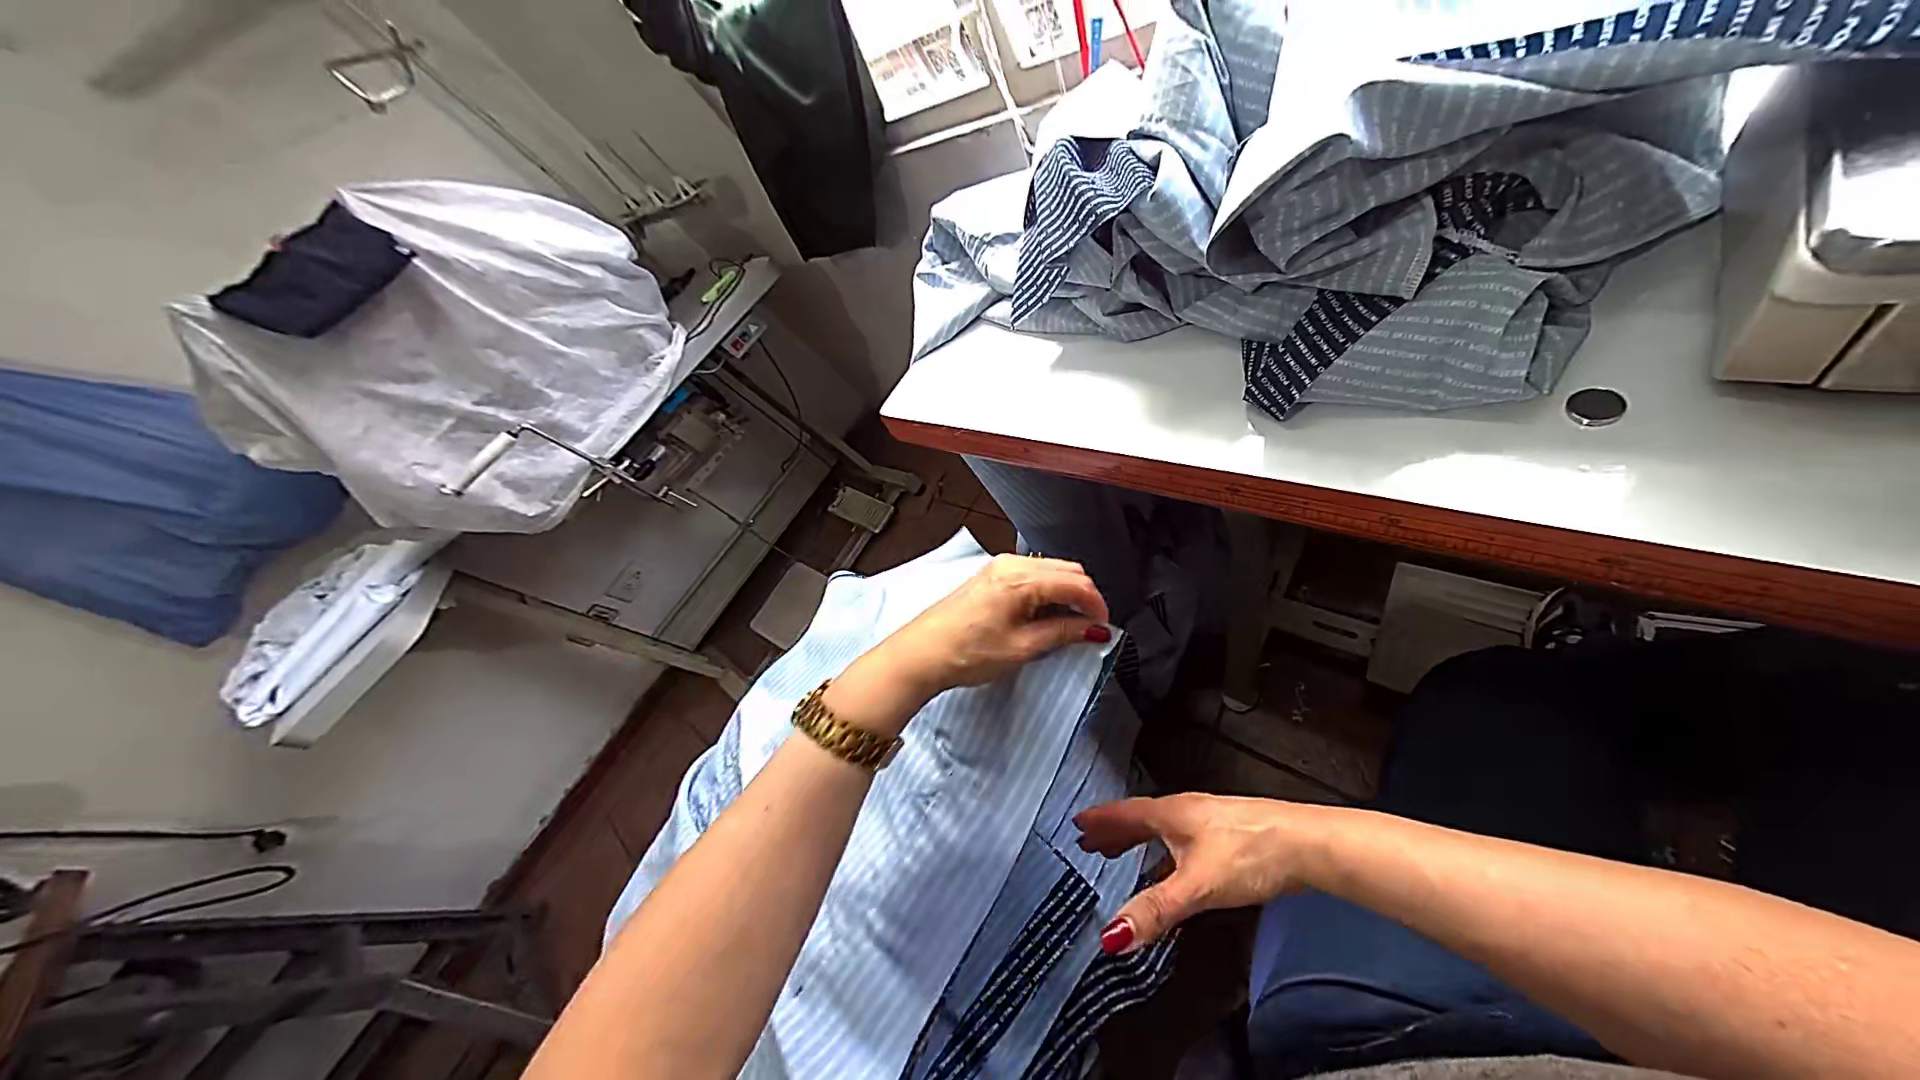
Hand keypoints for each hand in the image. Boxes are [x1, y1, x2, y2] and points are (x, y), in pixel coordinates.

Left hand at [869, 555, 1111, 702]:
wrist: (921, 654)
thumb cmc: (962, 651)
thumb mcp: (1022, 647)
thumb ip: (1063, 632)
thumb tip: (1092, 629)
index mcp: (1020, 579)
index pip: (1076, 582)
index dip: (1097, 605)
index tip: (1103, 626)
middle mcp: (1009, 565)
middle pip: (1066, 570)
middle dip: (1083, 597)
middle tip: (1089, 627)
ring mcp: (998, 567)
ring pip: (1050, 571)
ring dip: (1065, 594)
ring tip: (1066, 627)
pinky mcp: (990, 576)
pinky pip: (1031, 575)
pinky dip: (1045, 592)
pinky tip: (1043, 617)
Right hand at [1073, 794, 1324, 952]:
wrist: (1308, 843)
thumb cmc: (1250, 854)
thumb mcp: (1197, 886)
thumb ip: (1155, 910)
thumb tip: (1111, 936)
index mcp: (1170, 814)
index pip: (1124, 813)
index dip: (1100, 820)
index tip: (1078, 822)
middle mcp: (1186, 811)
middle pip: (1140, 819)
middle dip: (1114, 831)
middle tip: (1091, 841)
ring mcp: (1210, 821)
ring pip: (1163, 828)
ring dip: (1138, 840)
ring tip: (1122, 853)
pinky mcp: (1230, 834)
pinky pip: (1182, 839)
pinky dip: (1165, 851)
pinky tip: (1173, 868)